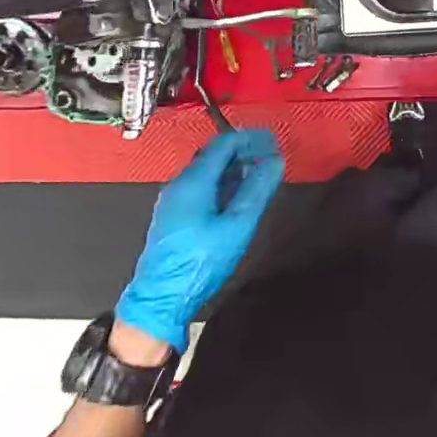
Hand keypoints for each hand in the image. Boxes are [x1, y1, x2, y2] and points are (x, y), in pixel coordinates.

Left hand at [115, 128, 284, 350]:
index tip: (273, 139)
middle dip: (244, 151)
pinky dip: (223, 182)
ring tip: (260, 173)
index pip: (224, 144)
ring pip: (208, 171)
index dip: (250, 138)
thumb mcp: (238, 223)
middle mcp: (179, 184)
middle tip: (270, 156)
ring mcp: (174, 200)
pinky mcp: (174, 215)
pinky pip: (201, 186)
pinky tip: (239, 194)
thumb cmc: (201, 260)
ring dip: (235, 168)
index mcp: (193, 181)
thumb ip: (257, 188)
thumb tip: (275, 160)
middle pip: (214, 155)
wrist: (161, 298)